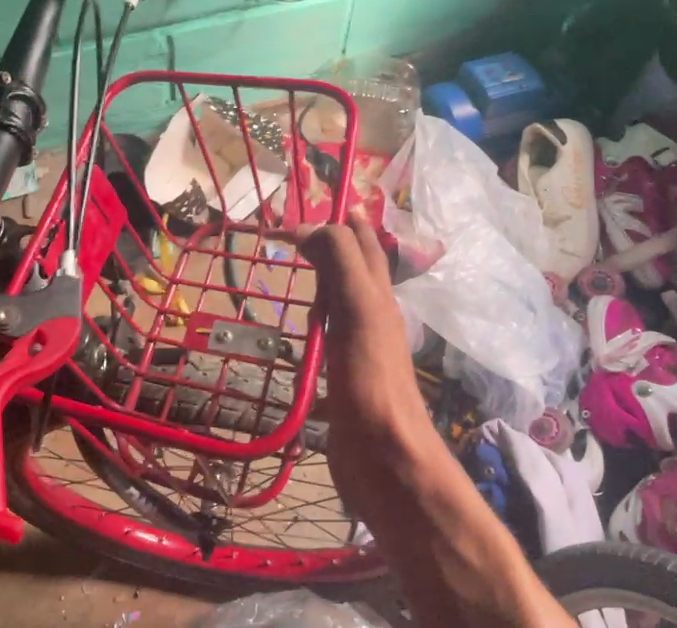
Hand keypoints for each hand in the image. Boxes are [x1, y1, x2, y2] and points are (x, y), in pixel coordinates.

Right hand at [296, 210, 436, 476]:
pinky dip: (313, 321)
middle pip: (353, 267)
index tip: (291, 217)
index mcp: (376, 294)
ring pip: (339, 299)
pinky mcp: (341, 375)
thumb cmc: (371, 380)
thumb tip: (315, 226)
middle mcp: (370, 314)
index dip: (336, 221)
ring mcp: (356, 346)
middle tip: (296, 231)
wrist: (384, 458)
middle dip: (331, 243)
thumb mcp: (359, 308)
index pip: (359, 242)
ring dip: (322, 279)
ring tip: (301, 266)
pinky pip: (326, 335)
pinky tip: (302, 327)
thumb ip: (341, 262)